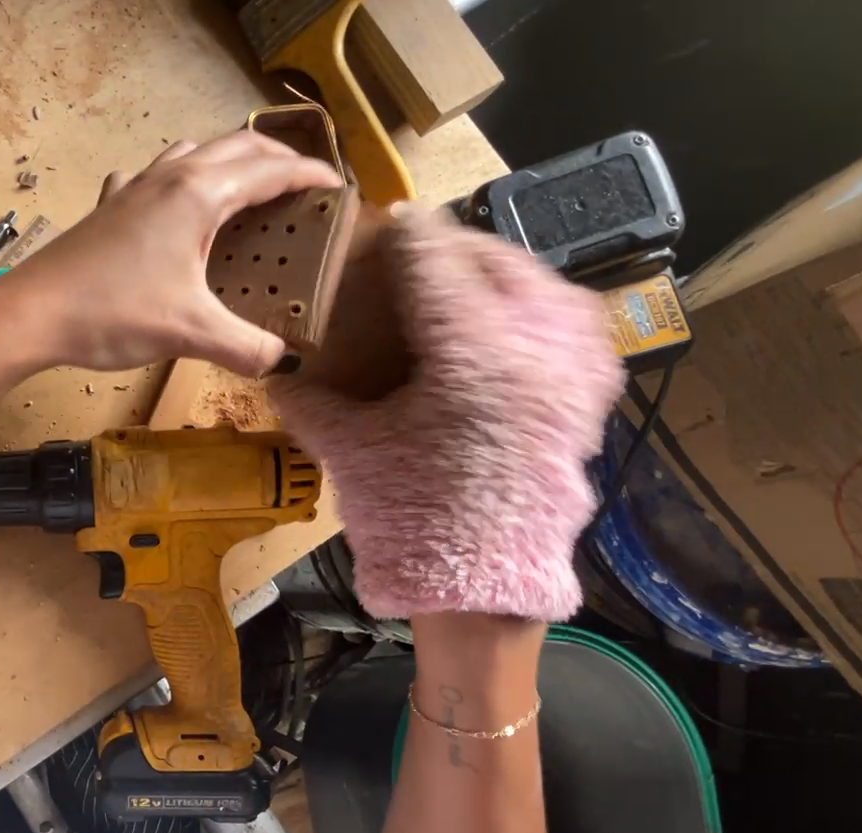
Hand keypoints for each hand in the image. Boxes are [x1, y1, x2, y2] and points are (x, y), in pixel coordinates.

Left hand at [0, 131, 341, 376]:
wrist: (32, 314)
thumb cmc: (112, 314)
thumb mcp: (188, 333)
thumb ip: (243, 347)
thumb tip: (279, 362)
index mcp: (199, 194)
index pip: (270, 171)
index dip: (309, 177)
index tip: (337, 190)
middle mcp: (169, 178)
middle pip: (236, 147)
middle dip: (275, 159)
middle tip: (300, 183)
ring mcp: (133, 189)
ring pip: (192, 153)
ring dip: (226, 161)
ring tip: (244, 187)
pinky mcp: (107, 209)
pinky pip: (151, 177)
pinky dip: (175, 179)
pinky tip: (166, 204)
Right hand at [268, 211, 621, 621]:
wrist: (480, 583)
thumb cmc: (412, 514)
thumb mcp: (350, 452)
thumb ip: (311, 404)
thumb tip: (275, 377)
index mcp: (468, 347)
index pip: (434, 261)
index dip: (407, 235)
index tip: (391, 220)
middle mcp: (531, 341)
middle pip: (493, 260)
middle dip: (455, 245)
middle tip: (422, 247)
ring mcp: (569, 368)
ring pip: (542, 284)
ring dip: (501, 271)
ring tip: (468, 278)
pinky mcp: (586, 398)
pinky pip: (572, 325)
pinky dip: (540, 308)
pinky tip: (514, 323)